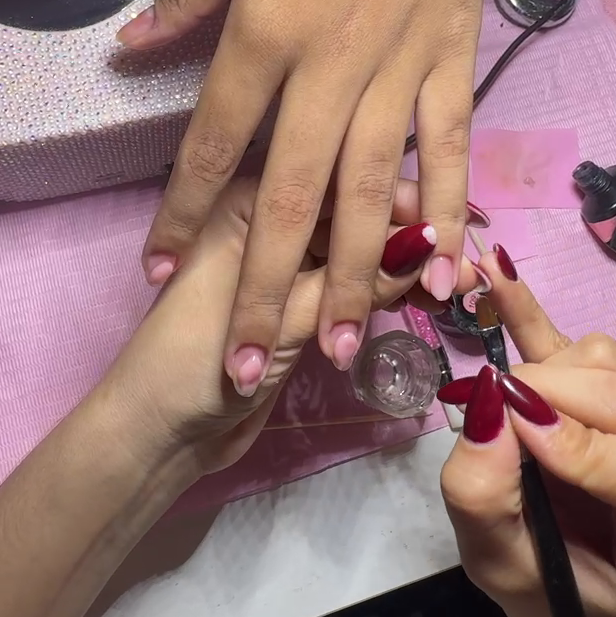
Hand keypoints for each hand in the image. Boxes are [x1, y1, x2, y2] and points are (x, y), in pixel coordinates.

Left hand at [100, 178, 434, 474]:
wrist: (157, 434)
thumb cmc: (193, 359)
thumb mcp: (278, 317)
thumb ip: (350, 282)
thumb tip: (428, 243)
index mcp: (247, 199)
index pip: (332, 182)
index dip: (394, 202)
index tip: (448, 227)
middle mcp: (268, 216)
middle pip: (351, 215)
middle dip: (404, 241)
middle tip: (458, 271)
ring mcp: (283, 258)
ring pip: (354, 250)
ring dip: (398, 270)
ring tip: (449, 292)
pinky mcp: (296, 298)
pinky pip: (347, 284)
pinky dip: (379, 294)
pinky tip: (421, 303)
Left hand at [119, 0, 553, 394]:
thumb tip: (133, 49)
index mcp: (266, 25)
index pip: (212, 142)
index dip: (177, 212)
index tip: (152, 272)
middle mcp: (331, 61)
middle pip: (288, 194)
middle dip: (264, 286)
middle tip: (247, 364)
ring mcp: (403, 61)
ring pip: (371, 189)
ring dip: (353, 274)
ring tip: (339, 345)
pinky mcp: (458, 49)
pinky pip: (450, 142)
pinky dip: (446, 203)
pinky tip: (442, 263)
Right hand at [439, 249, 615, 616]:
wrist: (581, 599)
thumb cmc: (546, 599)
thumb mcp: (498, 572)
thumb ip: (484, 499)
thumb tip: (486, 404)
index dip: (584, 443)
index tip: (511, 423)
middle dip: (549, 392)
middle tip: (486, 405)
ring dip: (546, 372)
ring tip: (505, 401)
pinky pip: (594, 349)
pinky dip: (538, 316)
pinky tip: (499, 274)